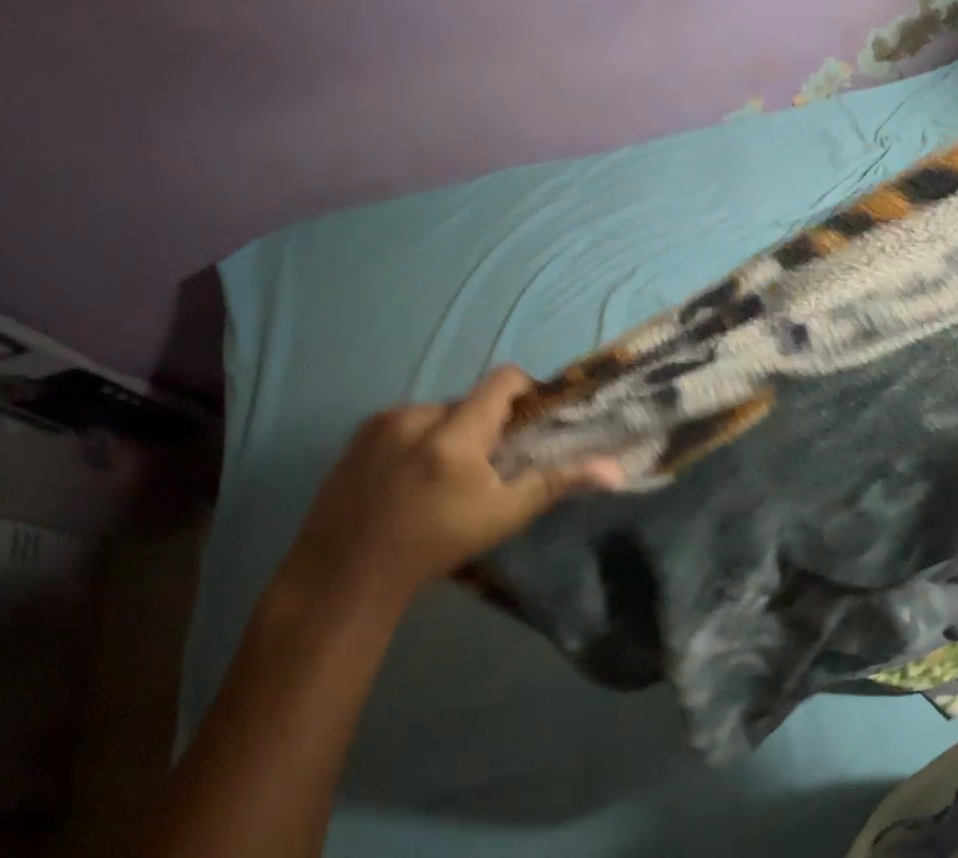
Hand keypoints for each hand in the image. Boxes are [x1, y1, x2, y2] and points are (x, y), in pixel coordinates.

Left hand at [279, 366, 624, 608]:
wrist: (343, 577)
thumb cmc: (434, 545)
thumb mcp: (504, 515)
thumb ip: (556, 483)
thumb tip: (615, 470)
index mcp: (453, 433)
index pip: (502, 381)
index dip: (527, 391)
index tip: (533, 421)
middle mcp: (414, 417)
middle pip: (470, 401)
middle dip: (487, 424)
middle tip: (492, 464)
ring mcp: (378, 426)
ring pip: (436, 414)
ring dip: (453, 434)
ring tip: (449, 478)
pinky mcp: (353, 441)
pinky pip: (404, 426)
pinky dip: (420, 444)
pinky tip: (414, 483)